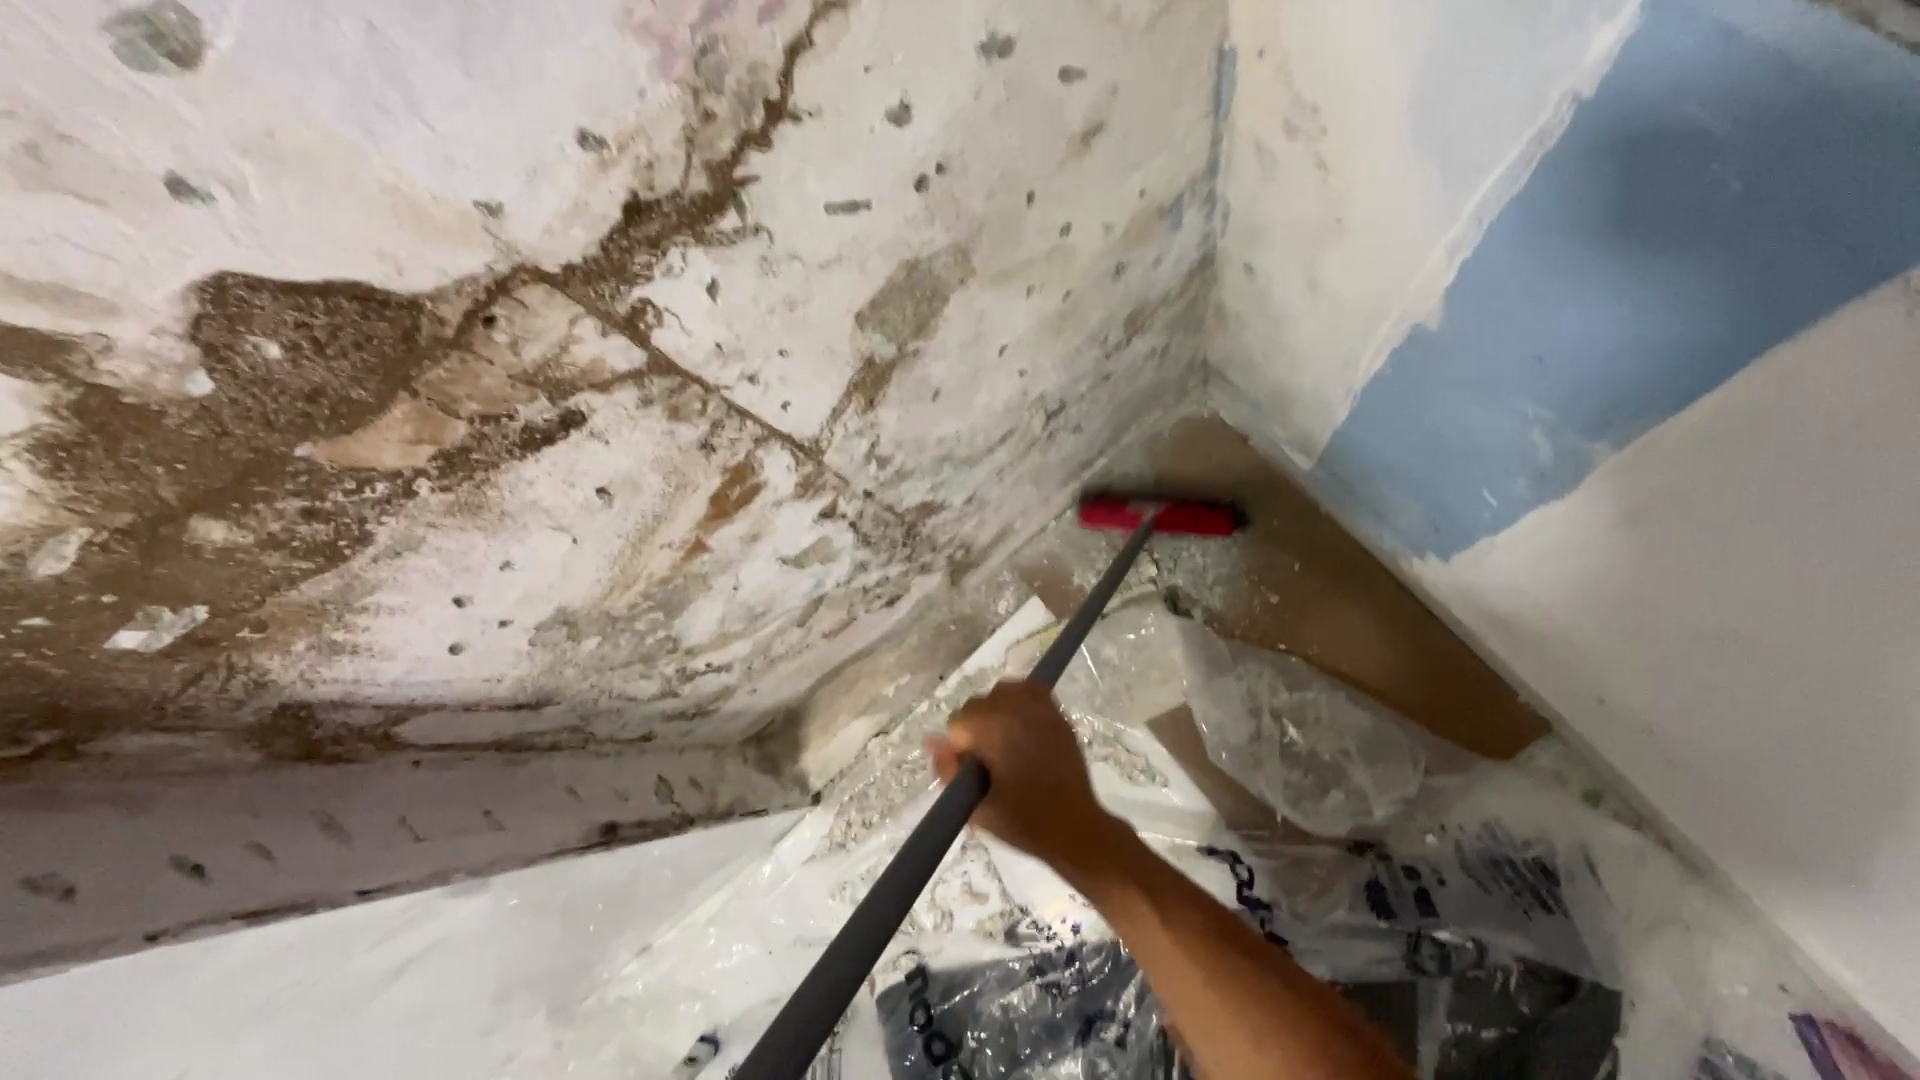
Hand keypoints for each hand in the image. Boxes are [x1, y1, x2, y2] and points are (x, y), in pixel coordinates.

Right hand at [927, 680, 1120, 867]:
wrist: (1074, 826)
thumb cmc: (1023, 821)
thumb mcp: (975, 806)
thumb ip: (948, 770)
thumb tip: (931, 741)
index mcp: (994, 729)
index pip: (958, 722)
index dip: (960, 749)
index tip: (974, 772)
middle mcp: (1016, 709)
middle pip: (977, 704)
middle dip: (976, 729)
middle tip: (988, 763)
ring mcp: (1041, 708)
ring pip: (1002, 692)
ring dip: (996, 712)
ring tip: (1003, 743)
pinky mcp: (1058, 715)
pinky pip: (1032, 690)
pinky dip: (1021, 701)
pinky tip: (1022, 726)